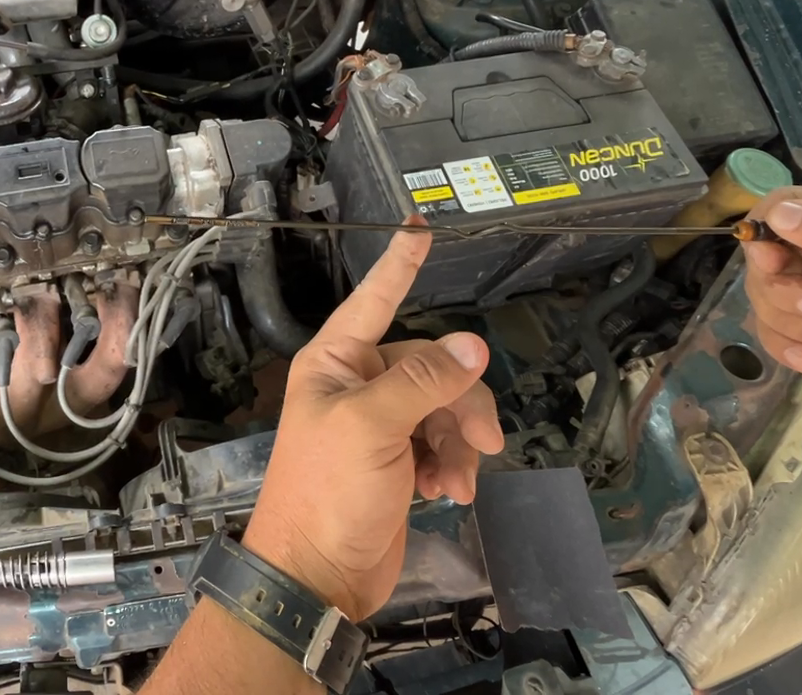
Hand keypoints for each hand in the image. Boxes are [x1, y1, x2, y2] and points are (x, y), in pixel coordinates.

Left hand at [242, 224, 504, 620]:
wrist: (319, 573)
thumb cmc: (328, 489)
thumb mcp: (371, 427)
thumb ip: (422, 383)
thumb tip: (471, 343)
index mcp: (335, 360)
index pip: (373, 300)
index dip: (398, 265)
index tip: (418, 229)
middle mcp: (356, 382)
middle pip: (429, 365)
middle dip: (458, 401)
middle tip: (482, 439)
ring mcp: (379, 422)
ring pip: (443, 405)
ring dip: (459, 441)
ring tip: (457, 479)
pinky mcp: (399, 458)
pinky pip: (442, 442)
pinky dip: (452, 464)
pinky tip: (447, 492)